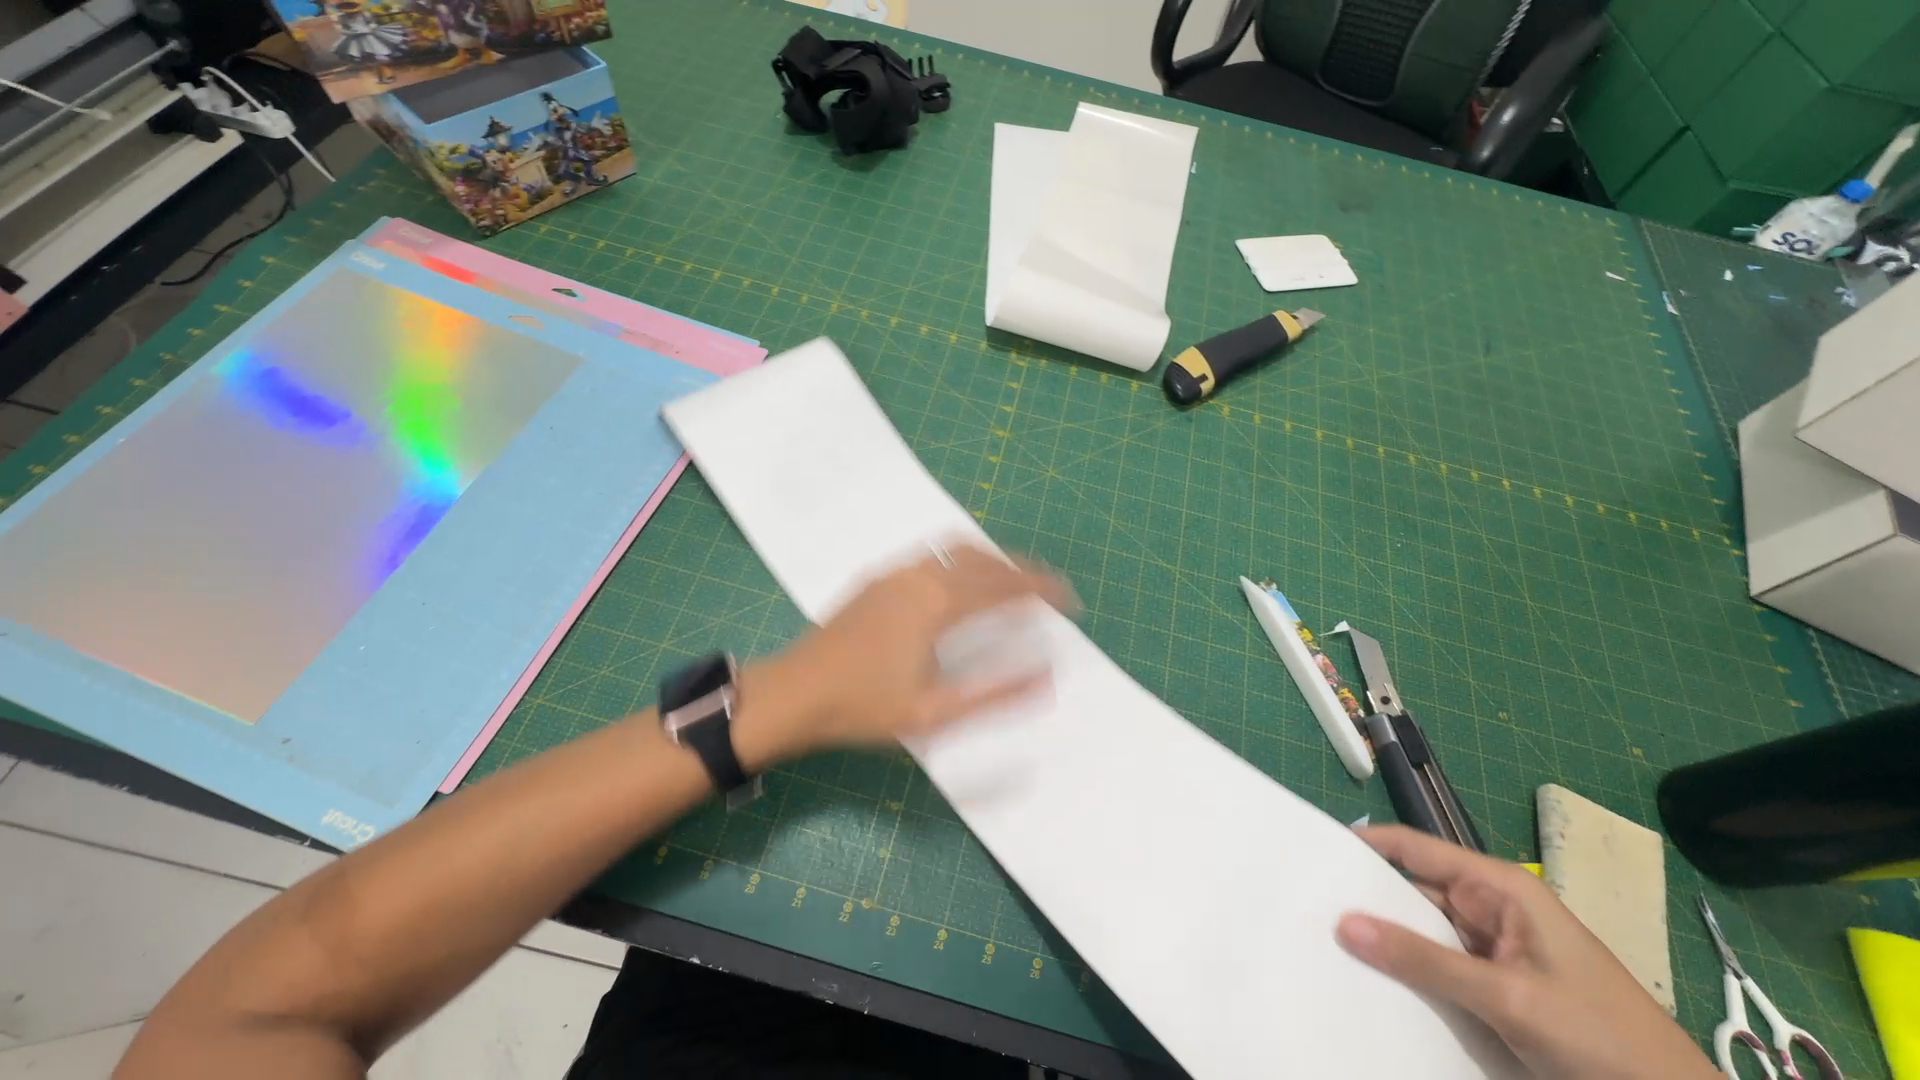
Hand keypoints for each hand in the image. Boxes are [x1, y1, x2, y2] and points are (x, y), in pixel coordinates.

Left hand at [729, 543, 1074, 770]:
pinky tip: (956, 585)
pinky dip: (959, 561)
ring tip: (1008, 583)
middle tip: (1046, 592)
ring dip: (989, 561)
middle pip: (983, 561)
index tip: (1068, 599)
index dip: (1041, 589)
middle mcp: (918, 577)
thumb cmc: (863, 708)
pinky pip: (929, 555)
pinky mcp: (874, 579)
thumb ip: (995, 694)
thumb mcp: (935, 712)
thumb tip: (1048, 677)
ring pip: (954, 551)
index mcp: (937, 605)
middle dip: (1020, 572)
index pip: (1003, 587)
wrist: (792, 694)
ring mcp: (892, 574)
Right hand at [1335, 826, 1718, 1079]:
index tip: (1308, 852)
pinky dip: (1404, 971)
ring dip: (1381, 939)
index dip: (1362, 844)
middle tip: (1301, 906)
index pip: (1413, 849)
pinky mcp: (1494, 986)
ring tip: (1320, 942)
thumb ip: (1423, 960)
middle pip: (1411, 890)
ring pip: (1420, 932)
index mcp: (1498, 887)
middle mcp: (1489, 908)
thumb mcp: (1507, 997)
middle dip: (1363, 897)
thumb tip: (1344, 923)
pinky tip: (1367, 981)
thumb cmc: (1599, 1036)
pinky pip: (1436, 967)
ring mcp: (1492, 949)